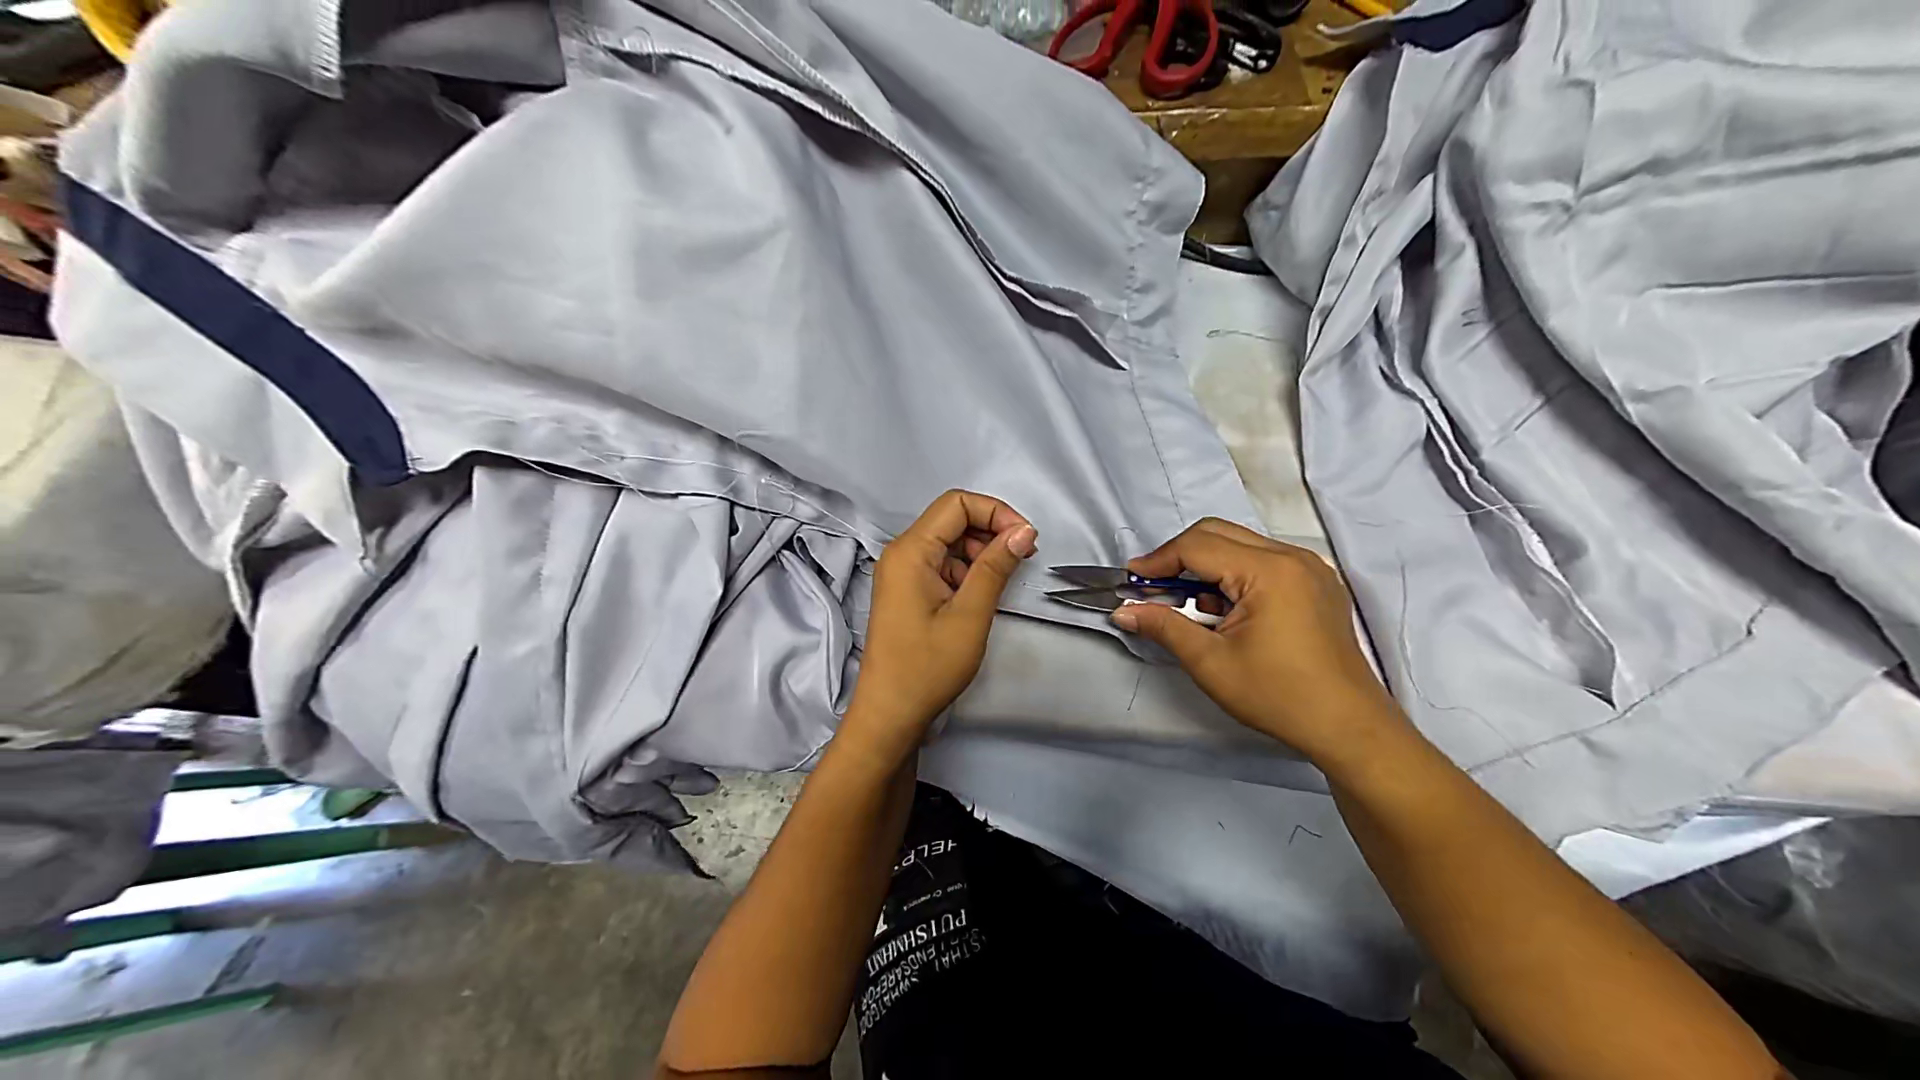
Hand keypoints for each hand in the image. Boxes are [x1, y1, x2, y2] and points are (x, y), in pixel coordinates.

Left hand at [842, 490, 1036, 763]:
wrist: (890, 714)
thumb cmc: (927, 667)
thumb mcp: (970, 615)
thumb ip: (996, 567)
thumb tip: (1023, 531)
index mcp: (910, 551)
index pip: (956, 504)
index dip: (995, 512)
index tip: (1025, 538)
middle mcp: (902, 554)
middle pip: (952, 519)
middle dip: (990, 531)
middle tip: (1022, 559)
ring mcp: (903, 573)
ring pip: (949, 543)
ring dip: (981, 553)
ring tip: (1003, 581)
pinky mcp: (908, 591)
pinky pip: (943, 565)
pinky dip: (968, 572)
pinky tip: (982, 596)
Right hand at [1110, 518, 1407, 763]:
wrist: (1348, 726)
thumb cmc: (1278, 696)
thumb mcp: (1210, 662)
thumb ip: (1164, 627)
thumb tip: (1124, 611)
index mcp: (1269, 571)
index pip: (1198, 546)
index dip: (1158, 560)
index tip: (1131, 581)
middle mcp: (1293, 557)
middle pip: (1218, 534)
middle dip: (1180, 557)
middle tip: (1154, 589)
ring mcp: (1311, 568)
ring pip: (1241, 545)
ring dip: (1207, 566)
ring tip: (1191, 606)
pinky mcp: (1318, 584)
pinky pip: (1264, 560)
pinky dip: (1235, 575)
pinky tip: (1226, 610)